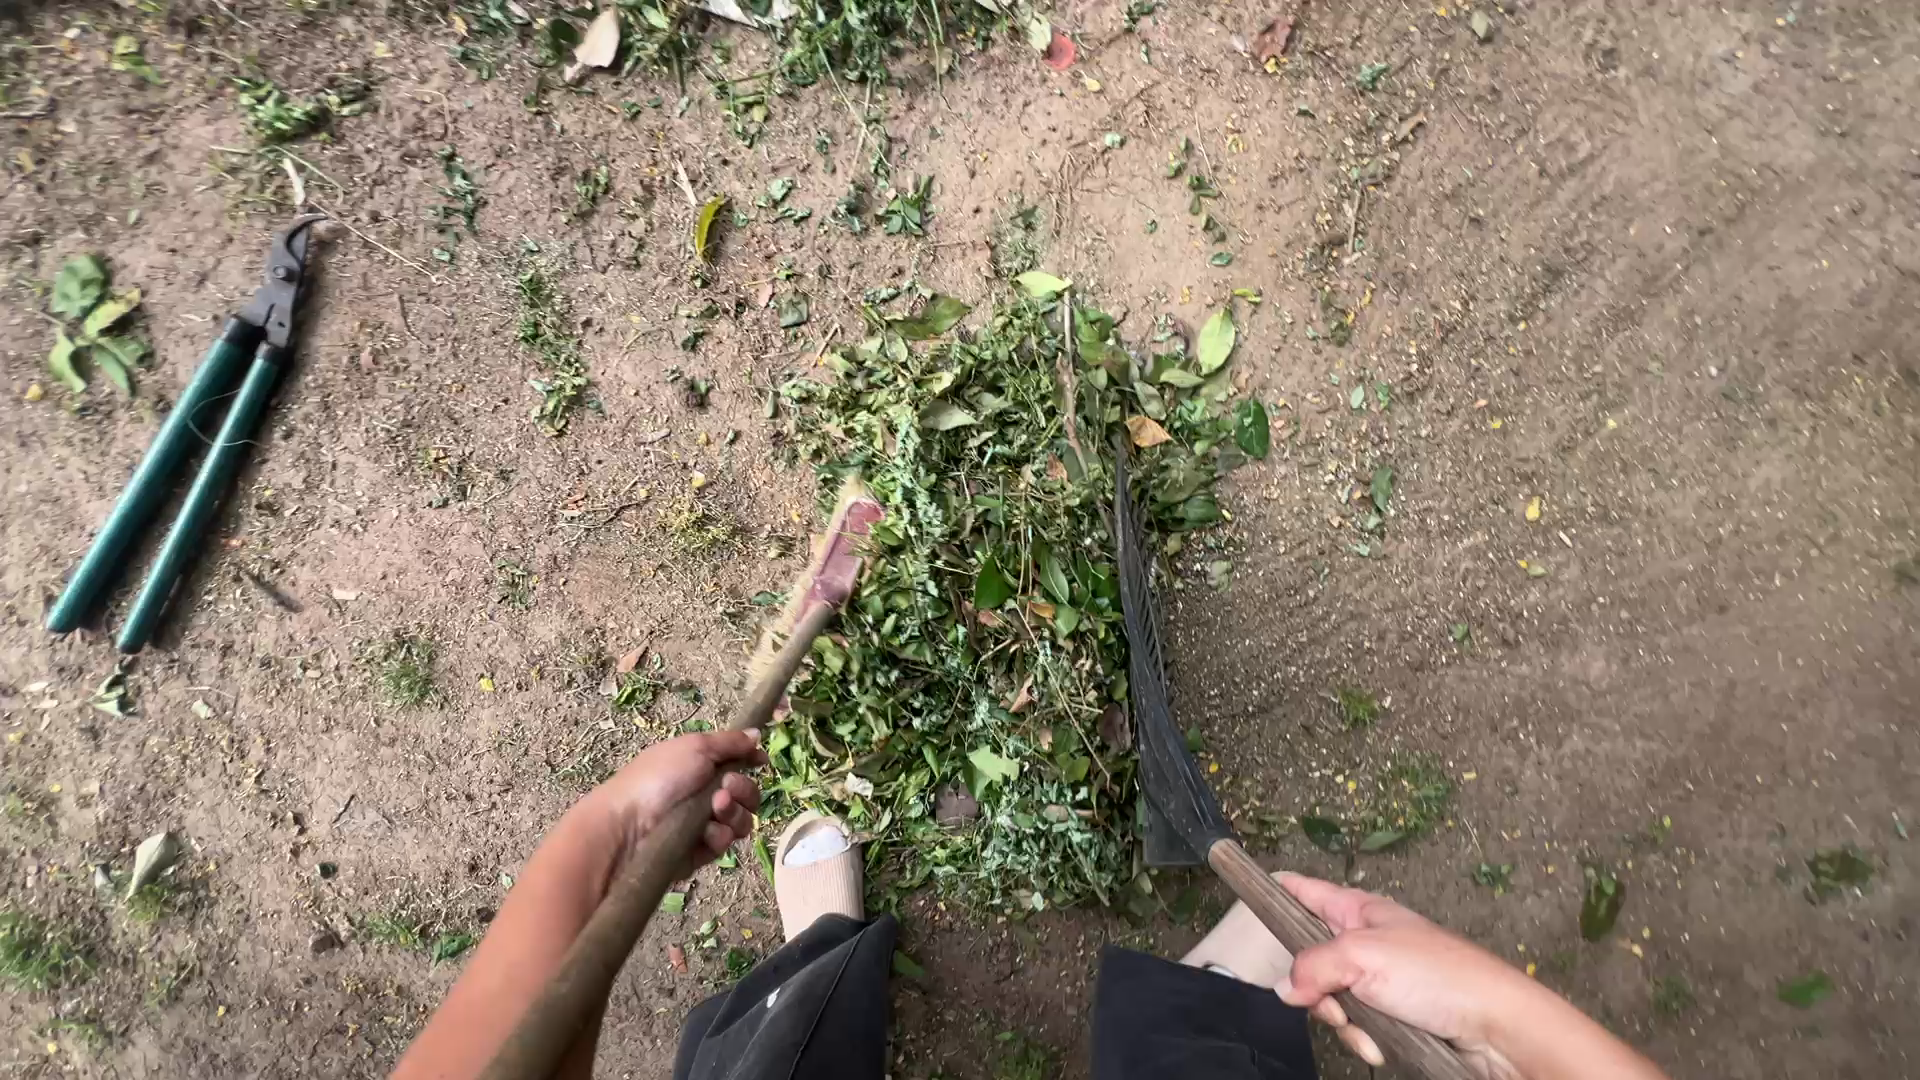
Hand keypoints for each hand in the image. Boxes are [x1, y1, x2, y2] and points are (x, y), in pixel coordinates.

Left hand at [585, 730, 767, 879]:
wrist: (627, 827)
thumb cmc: (660, 777)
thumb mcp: (696, 746)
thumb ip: (731, 742)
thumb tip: (757, 734)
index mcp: (700, 766)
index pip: (737, 763)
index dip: (751, 762)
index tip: (760, 761)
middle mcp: (704, 794)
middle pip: (746, 793)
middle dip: (743, 789)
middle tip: (726, 788)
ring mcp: (703, 824)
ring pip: (740, 819)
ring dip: (734, 812)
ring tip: (715, 808)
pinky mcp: (699, 852)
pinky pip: (725, 842)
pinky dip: (719, 835)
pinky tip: (706, 832)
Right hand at [1273, 873, 1532, 1079]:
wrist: (1501, 1030)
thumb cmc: (1436, 974)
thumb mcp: (1361, 956)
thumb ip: (1312, 967)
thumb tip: (1285, 988)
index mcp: (1356, 909)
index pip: (1302, 889)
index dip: (1276, 889)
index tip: (1249, 893)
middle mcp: (1364, 940)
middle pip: (1309, 955)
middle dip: (1311, 984)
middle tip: (1325, 1001)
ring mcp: (1379, 979)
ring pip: (1330, 996)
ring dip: (1340, 1019)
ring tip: (1364, 1031)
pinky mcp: (1394, 1015)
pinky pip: (1357, 1025)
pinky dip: (1361, 1038)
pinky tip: (1379, 1047)